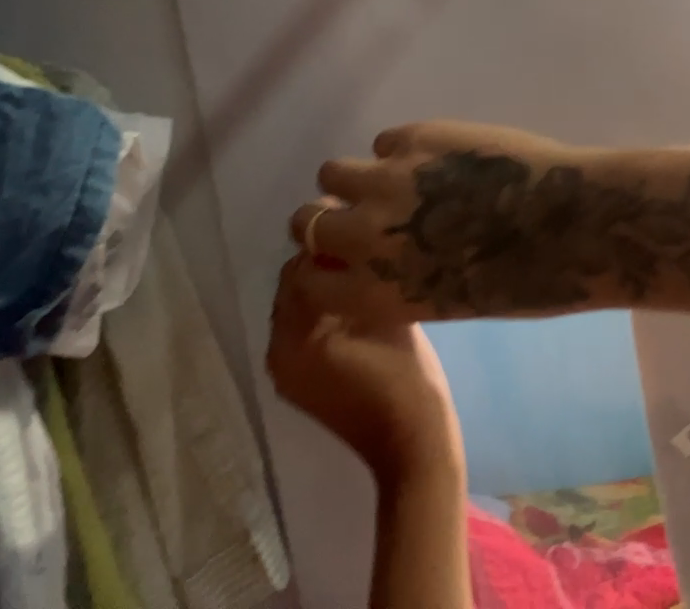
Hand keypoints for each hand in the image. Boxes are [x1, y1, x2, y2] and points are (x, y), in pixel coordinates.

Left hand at [265, 257, 461, 481]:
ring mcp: (282, 372)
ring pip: (294, 313)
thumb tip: (347, 245)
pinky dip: (316, 321)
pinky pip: (297, 337)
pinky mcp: (295, 385)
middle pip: (291, 291)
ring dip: (317, 296)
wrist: (413, 448)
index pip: (299, 271)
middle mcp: (276, 351)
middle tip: (355, 261)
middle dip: (318, 274)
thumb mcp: (384, 313)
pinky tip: (348, 315)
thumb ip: (356, 277)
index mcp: (294, 334)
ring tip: (354, 286)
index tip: (354, 242)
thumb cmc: (406, 378)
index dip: (326, 252)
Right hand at [286, 120, 583, 325]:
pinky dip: (401, 151)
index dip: (316, 264)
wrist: (577, 225)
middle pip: (306, 219)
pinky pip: (384, 142)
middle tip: (354, 211)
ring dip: (354, 178)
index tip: (332, 255)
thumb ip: (398, 281)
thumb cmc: (526, 282)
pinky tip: (439, 159)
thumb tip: (375, 257)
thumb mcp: (448, 302)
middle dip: (324, 216)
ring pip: (334, 172)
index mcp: (377, 293)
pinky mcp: (413, 139)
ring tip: (391, 179)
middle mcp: (367, 238)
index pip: (306, 278)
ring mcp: (387, 182)